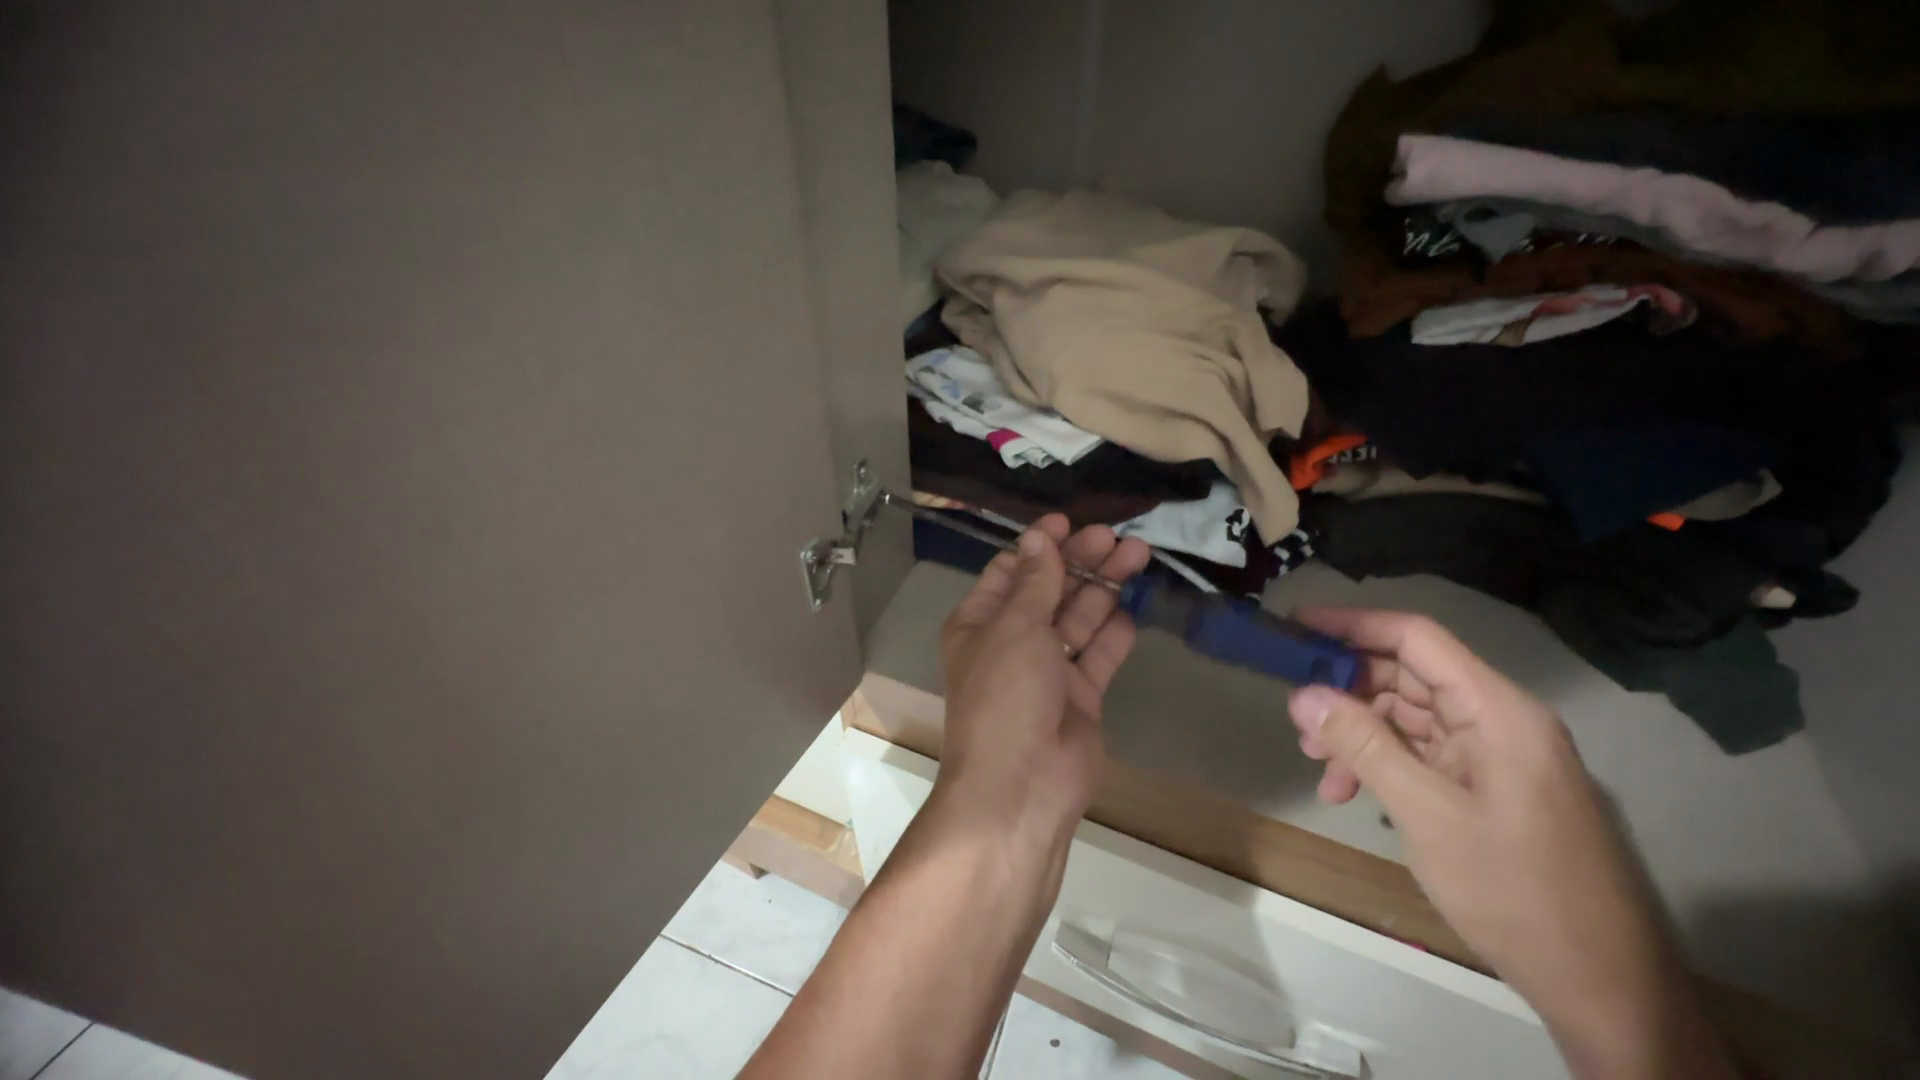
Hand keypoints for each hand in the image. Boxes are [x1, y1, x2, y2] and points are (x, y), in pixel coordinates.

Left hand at [935, 514, 1150, 848]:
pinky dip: (1113, 633)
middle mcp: (1011, 642)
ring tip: (1138, 555)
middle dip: (1080, 562)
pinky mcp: (1079, 696)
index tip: (1071, 521)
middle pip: (1050, 590)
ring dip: (1104, 588)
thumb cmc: (1005, 696)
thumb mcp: (1014, 628)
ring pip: (1079, 618)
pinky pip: (1098, 655)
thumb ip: (1035, 583)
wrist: (1022, 786)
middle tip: (1116, 538)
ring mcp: (1047, 671)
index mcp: (980, 623)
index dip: (1040, 546)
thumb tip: (1038, 537)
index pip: (1011, 572)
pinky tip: (1131, 608)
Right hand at [1287, 609, 1736, 1078]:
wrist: (1599, 979)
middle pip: (1410, 676)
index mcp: (1496, 710)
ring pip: (1411, 717)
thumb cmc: (1512, 889)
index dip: (1353, 625)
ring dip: (1359, 733)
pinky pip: (1425, 753)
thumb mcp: (1425, 813)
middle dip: (1347, 690)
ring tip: (1317, 764)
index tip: (1295, 628)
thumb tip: (1302, 694)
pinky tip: (1350, 792)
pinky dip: (1383, 764)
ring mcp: (1497, 754)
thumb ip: (1364, 745)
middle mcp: (1499, 719)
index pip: (1417, 639)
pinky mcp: (1491, 785)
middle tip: (1294, 714)